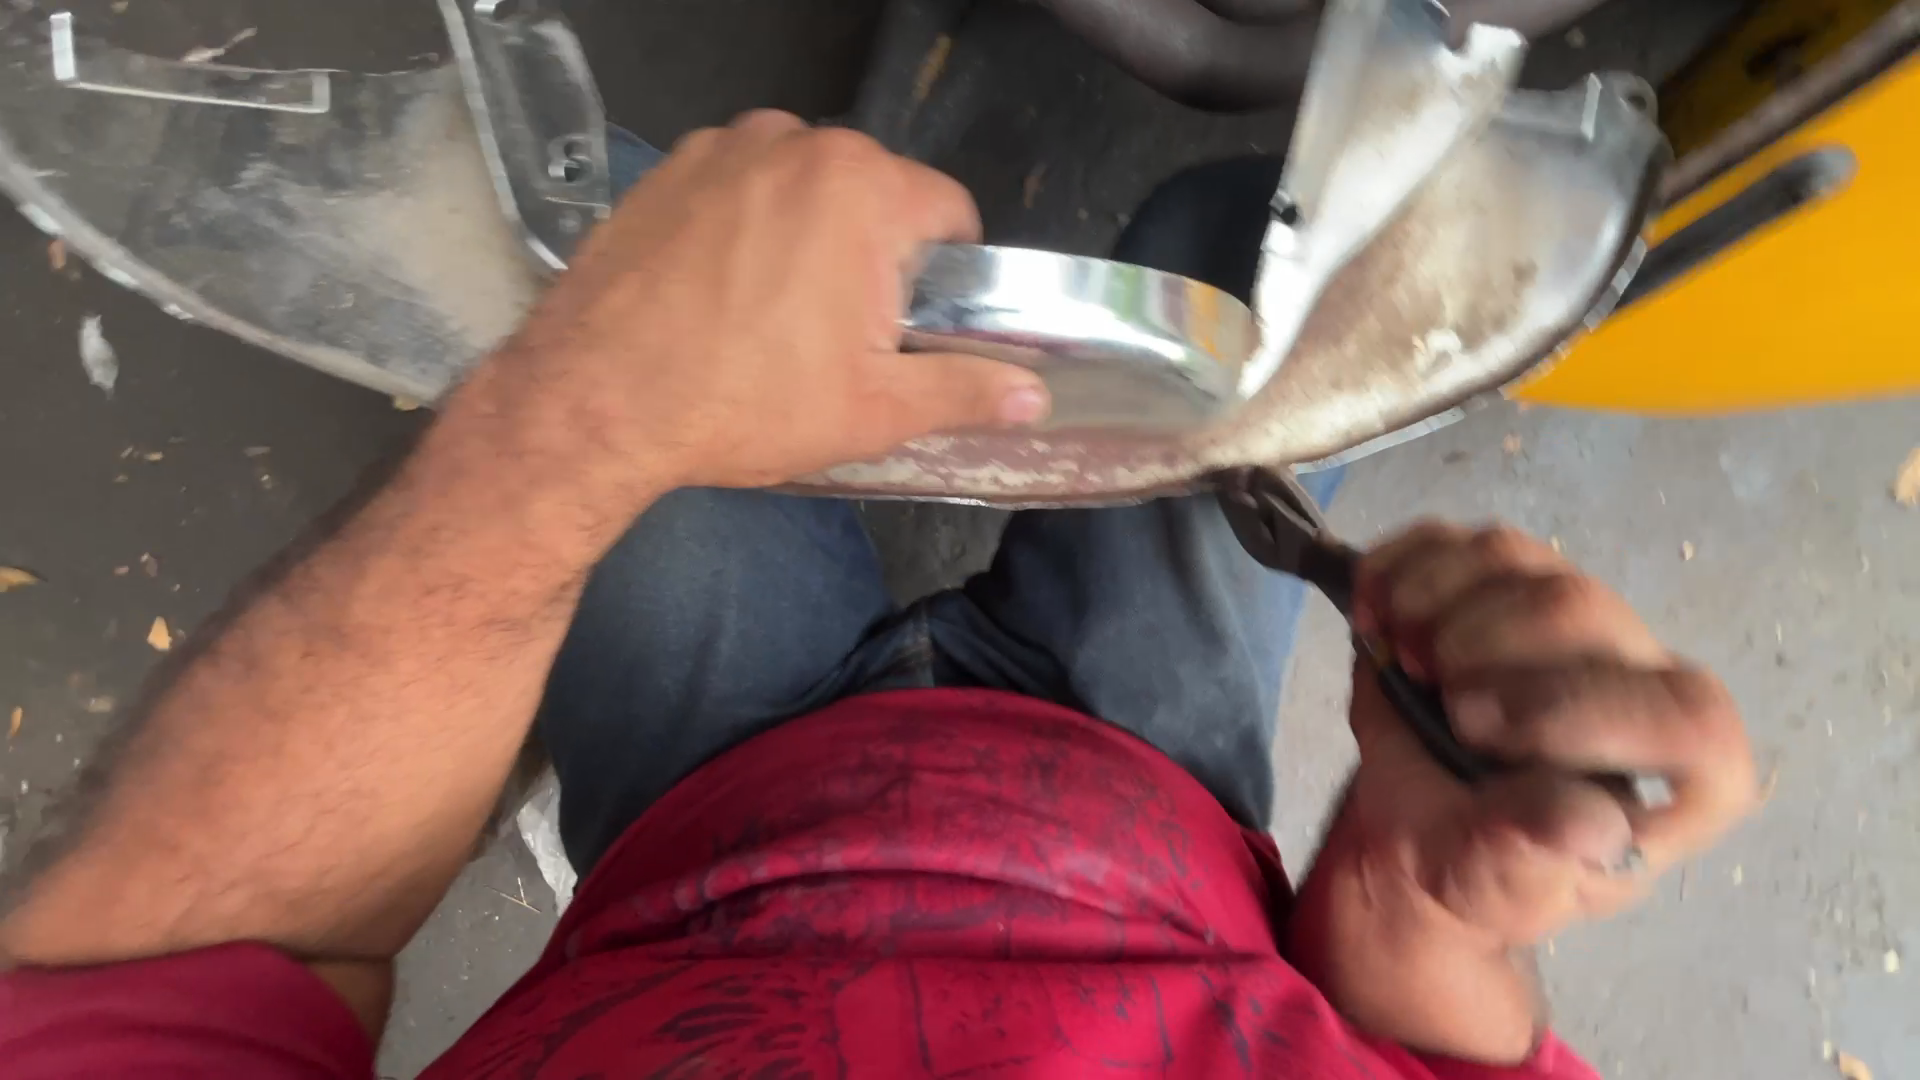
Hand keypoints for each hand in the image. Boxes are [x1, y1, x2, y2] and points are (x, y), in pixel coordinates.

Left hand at [462, 110, 1049, 501]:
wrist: (596, 403)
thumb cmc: (749, 404)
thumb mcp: (875, 411)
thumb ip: (965, 390)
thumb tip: (1034, 396)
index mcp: (863, 190)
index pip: (950, 212)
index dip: (950, 275)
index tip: (920, 325)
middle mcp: (796, 143)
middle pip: (877, 199)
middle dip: (878, 260)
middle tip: (846, 338)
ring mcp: (722, 149)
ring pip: (807, 193)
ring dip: (814, 243)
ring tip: (779, 320)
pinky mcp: (667, 171)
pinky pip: (743, 193)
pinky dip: (751, 233)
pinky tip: (724, 296)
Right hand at [1346, 522, 1756, 946]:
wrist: (1416, 812)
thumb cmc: (1469, 858)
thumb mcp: (1495, 879)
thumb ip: (1536, 852)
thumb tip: (1588, 817)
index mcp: (1677, 767)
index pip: (1684, 715)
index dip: (1572, 707)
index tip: (1469, 725)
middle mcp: (1632, 672)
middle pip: (1573, 605)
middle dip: (1472, 643)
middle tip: (1426, 685)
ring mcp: (1555, 612)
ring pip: (1506, 553)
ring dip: (1426, 598)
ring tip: (1401, 652)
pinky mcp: (1486, 581)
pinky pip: (1444, 538)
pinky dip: (1391, 566)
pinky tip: (1375, 613)